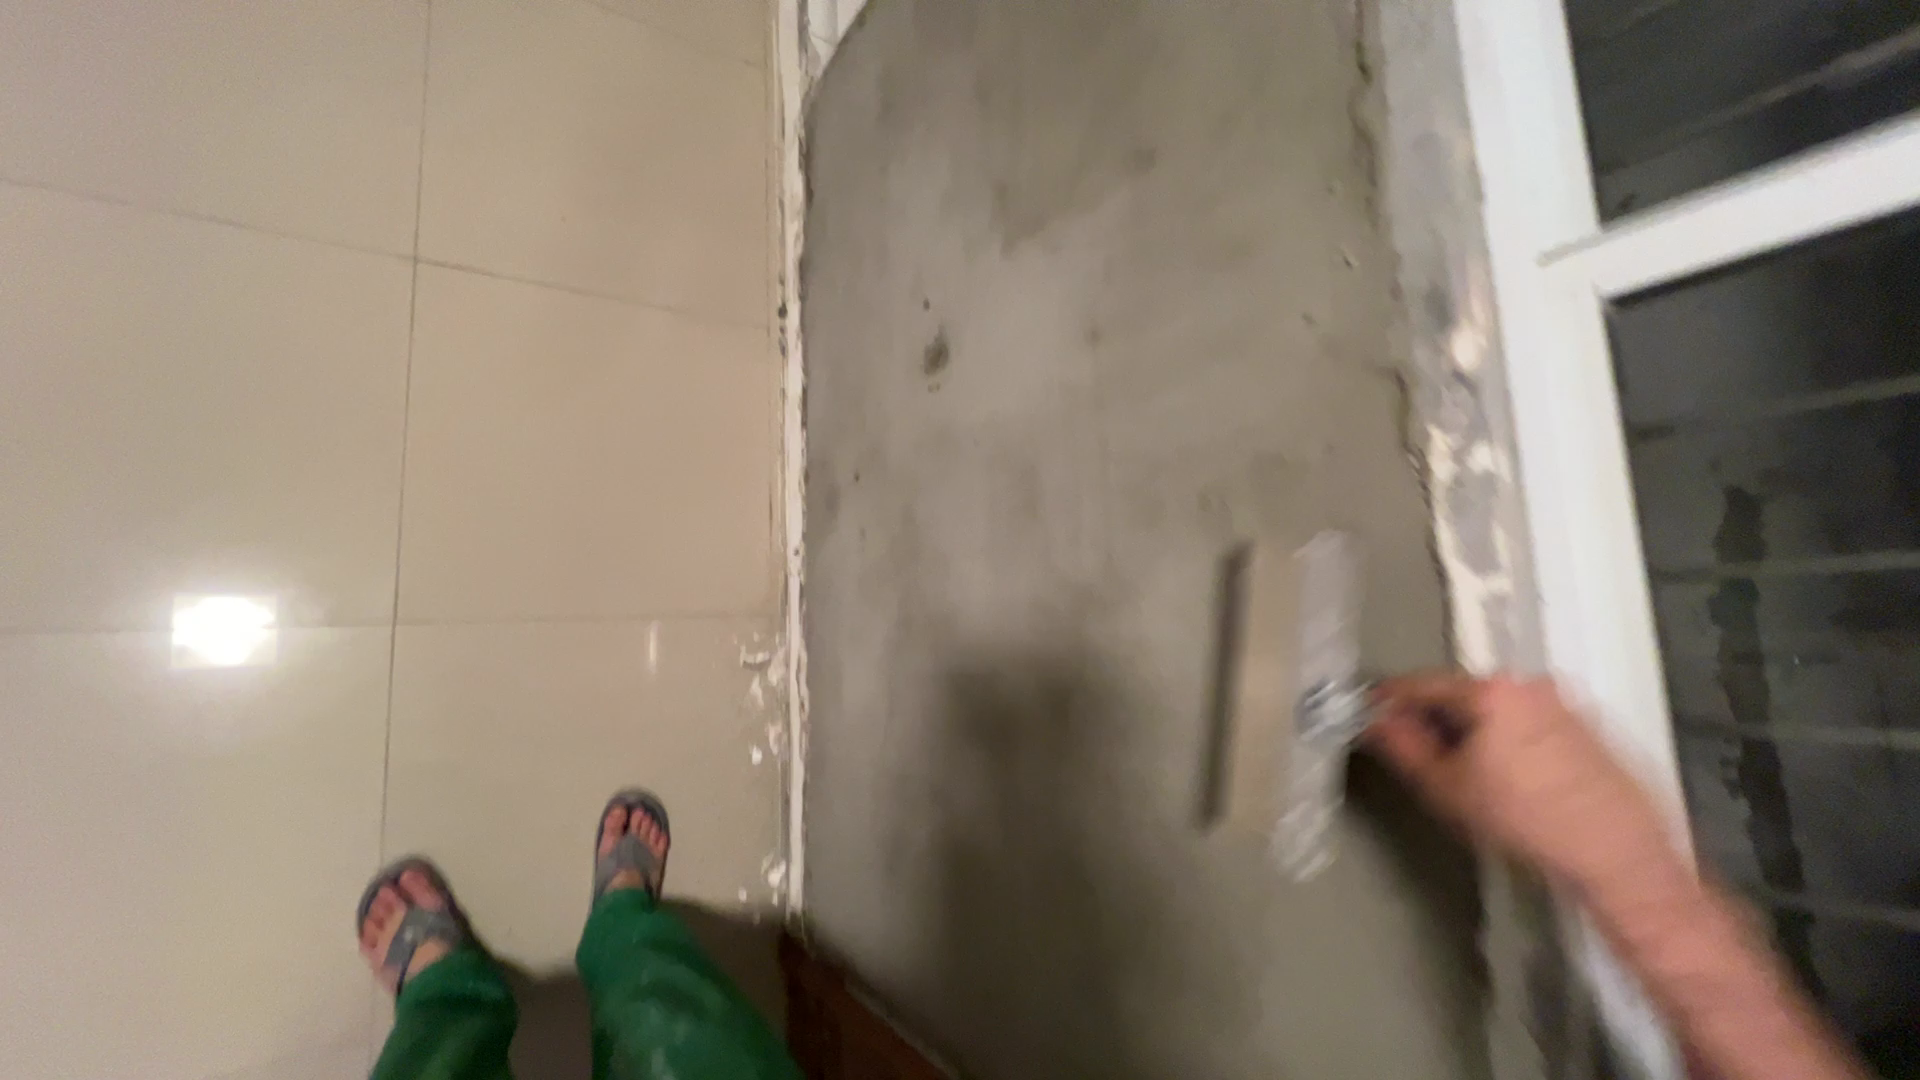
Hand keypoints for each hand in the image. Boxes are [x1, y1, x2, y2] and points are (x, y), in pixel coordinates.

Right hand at [1366, 674, 1673, 888]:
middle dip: (1433, 718)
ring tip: (1462, 769)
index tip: (1367, 716)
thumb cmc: (1526, 820)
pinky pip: (1527, 721)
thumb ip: (1401, 746)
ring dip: (1470, 728)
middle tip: (1416, 751)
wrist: (1623, 858)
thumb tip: (1374, 720)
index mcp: (1491, 690)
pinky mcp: (1589, 727)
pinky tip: (1505, 776)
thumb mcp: (1446, 787)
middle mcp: (1529, 684)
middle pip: (1459, 693)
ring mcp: (1564, 703)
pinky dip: (1505, 736)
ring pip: (1494, 708)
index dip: (1387, 702)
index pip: (1419, 685)